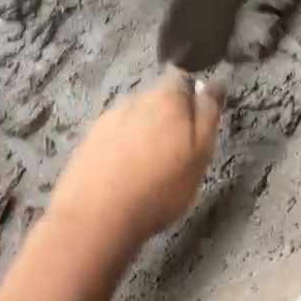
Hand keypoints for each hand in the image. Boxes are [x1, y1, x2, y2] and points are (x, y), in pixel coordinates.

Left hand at [48, 68, 225, 248]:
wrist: (94, 221)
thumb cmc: (159, 188)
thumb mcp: (200, 153)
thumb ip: (208, 113)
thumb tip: (213, 84)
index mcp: (167, 97)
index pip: (185, 79)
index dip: (194, 97)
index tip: (198, 123)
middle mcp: (135, 99)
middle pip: (159, 98)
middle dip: (169, 115)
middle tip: (176, 150)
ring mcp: (107, 120)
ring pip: (136, 117)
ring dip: (145, 130)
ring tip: (147, 164)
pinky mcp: (87, 141)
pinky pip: (115, 135)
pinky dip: (123, 146)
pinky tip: (124, 171)